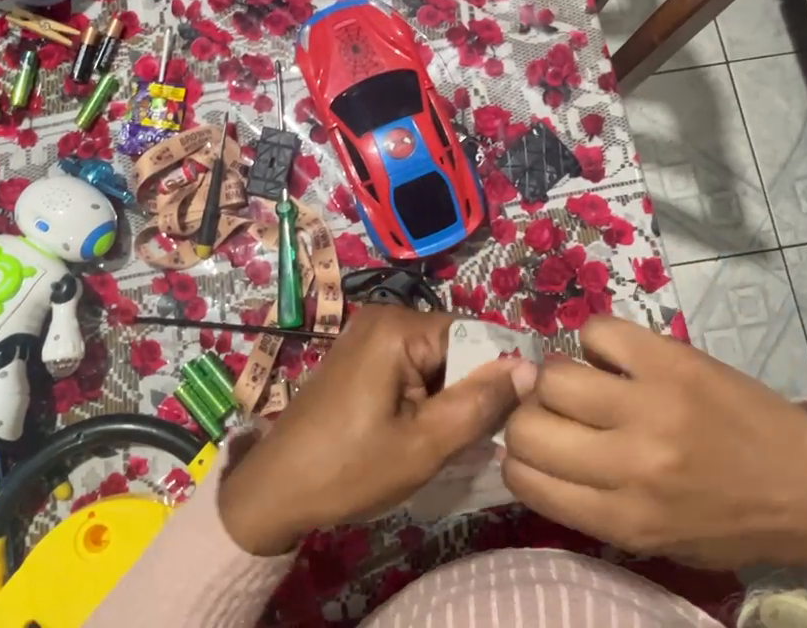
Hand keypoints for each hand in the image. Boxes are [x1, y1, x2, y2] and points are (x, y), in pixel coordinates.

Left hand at [217, 307, 520, 554]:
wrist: (276, 490)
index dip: (497, 375)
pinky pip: (411, 367)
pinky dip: (423, 397)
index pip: (476, 335)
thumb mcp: (425, 444)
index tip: (508, 419)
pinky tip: (417, 432)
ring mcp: (368, 334)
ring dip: (446, 398)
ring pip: (435, 361)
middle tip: (468, 439)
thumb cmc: (349, 469)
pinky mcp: (360, 355)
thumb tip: (530, 368)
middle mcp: (383, 316)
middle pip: (455, 346)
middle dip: (468, 389)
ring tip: (441, 440)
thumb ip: (480, 403)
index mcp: (398, 327)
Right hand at [501, 316, 806, 570]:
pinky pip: (597, 332)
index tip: (535, 447)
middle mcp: (628, 465)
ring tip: (588, 382)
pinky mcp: (670, 360)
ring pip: (553, 376)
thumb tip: (530, 454)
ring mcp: (649, 406)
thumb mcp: (656, 538)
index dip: (518, 457)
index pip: (523, 477)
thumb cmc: (734, 522)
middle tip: (558, 413)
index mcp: (622, 518)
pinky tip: (616, 359)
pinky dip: (596, 342)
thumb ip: (590, 503)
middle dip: (531, 417)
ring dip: (559, 378)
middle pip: (528, 425)